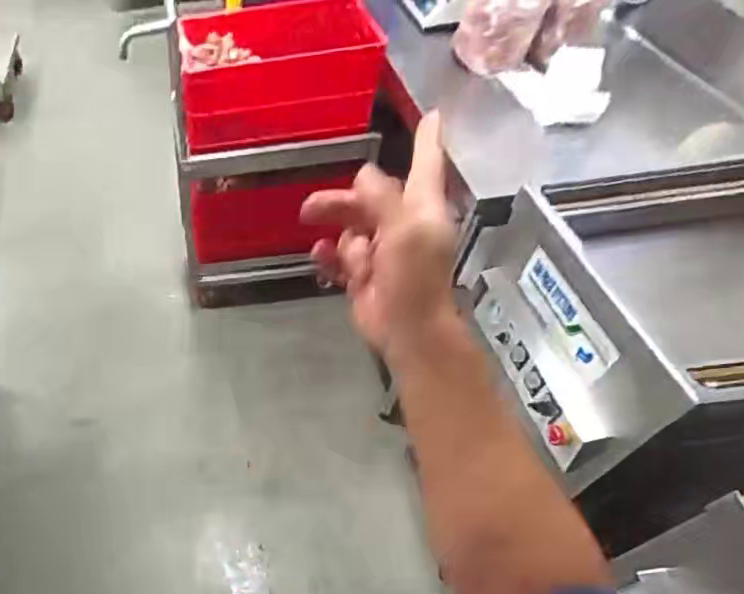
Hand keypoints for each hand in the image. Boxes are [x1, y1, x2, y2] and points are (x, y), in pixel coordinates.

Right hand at [300, 110, 460, 356]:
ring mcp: (379, 252)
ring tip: (335, 253)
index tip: (432, 113)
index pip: (425, 164)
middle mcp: (401, 225)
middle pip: (368, 200)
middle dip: (341, 202)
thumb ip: (382, 197)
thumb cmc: (414, 277)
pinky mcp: (361, 277)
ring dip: (340, 240)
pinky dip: (327, 257)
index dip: (426, 140)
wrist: (406, 329)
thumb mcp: (404, 227)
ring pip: (349, 230)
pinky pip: (338, 258)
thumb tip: (363, 176)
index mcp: (422, 208)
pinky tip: (318, 256)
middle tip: (311, 208)